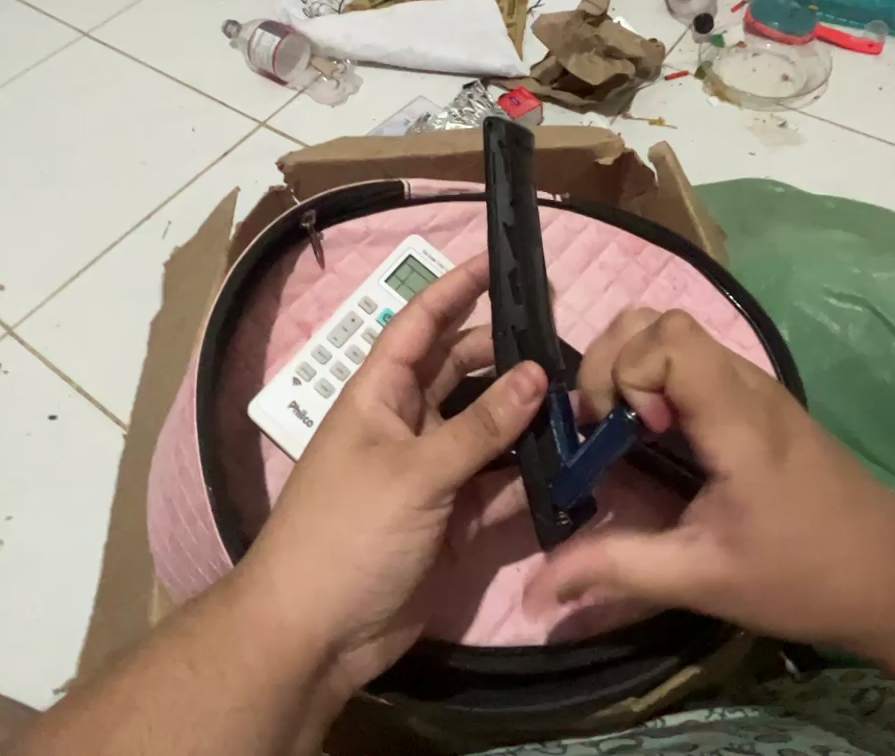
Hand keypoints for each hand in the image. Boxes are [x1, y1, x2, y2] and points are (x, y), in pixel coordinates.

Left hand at [237, 253, 546, 696]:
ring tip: (578, 400)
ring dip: (524, 415)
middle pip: (461, 370)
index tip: (497, 261)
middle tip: (564, 344)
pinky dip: (527, 473)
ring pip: (486, 425)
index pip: (420, 323)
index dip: (455, 288)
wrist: (316, 634)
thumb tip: (537, 372)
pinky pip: (497, 482)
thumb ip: (480, 425)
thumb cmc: (348, 531)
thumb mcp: (414, 471)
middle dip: (505, 354)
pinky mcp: (453, 515)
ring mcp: (432, 469)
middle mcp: (407, 421)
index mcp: (380, 393)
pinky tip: (568, 463)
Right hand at [529, 309, 894, 646]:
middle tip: (612, 424)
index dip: (632, 373)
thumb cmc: (803, 574)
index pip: (670, 338)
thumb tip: (538, 587)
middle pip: (657, 320)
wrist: (891, 570)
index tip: (639, 432)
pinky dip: (648, 372)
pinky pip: (683, 351)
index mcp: (738, 418)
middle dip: (614, 362)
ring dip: (627, 363)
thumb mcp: (704, 579)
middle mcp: (742, 381)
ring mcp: (748, 381)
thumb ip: (618, 569)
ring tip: (627, 422)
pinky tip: (653, 427)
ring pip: (667, 326)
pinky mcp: (747, 391)